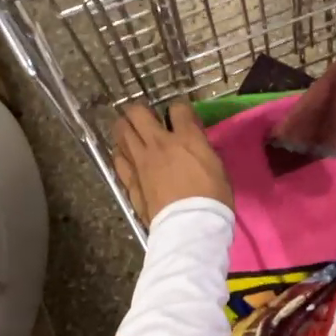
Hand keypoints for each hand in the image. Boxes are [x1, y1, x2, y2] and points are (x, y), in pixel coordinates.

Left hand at [110, 101, 232, 227]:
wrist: (191, 226)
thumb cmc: (213, 199)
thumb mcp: (217, 167)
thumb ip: (201, 150)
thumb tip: (195, 145)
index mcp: (186, 139)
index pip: (178, 108)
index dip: (180, 110)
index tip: (182, 118)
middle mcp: (159, 143)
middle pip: (138, 113)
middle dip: (140, 111)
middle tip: (145, 119)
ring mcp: (140, 161)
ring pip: (121, 132)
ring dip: (125, 128)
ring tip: (130, 133)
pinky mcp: (130, 180)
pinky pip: (118, 159)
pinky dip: (120, 153)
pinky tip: (124, 155)